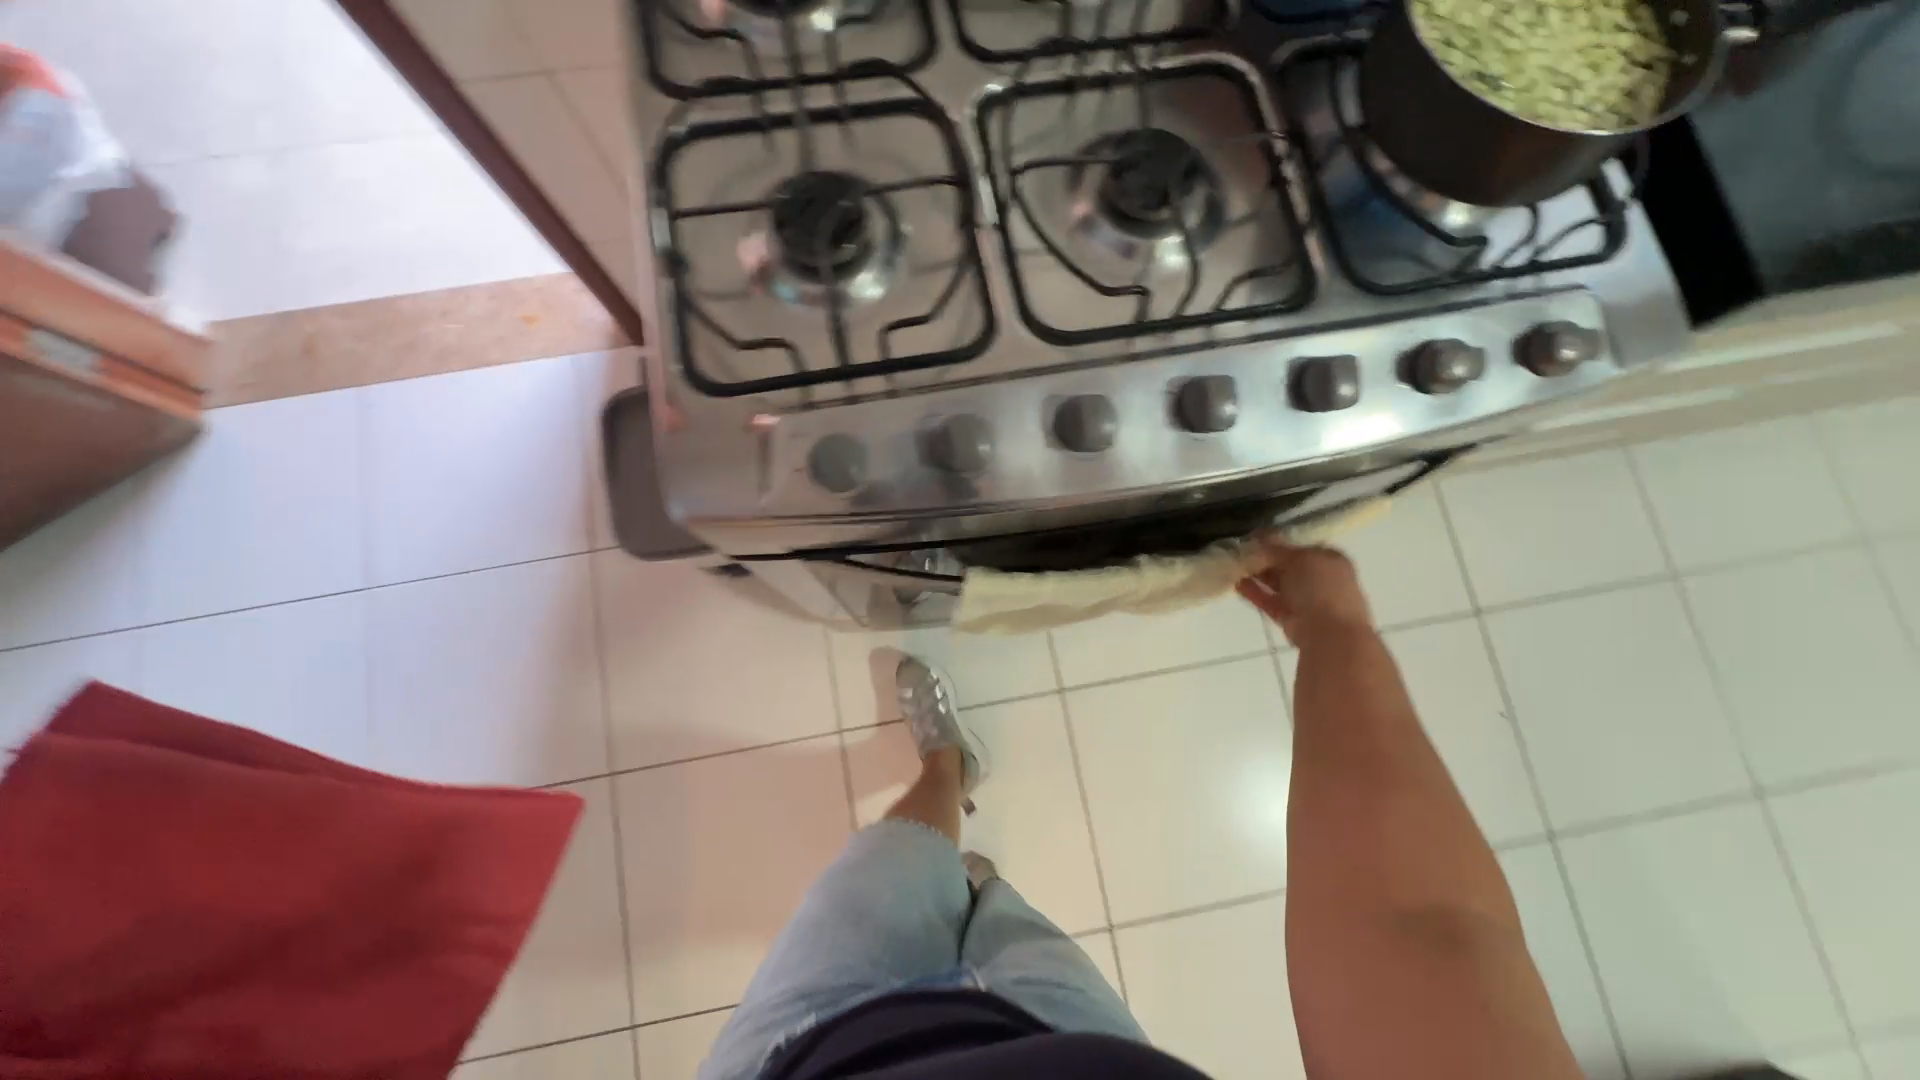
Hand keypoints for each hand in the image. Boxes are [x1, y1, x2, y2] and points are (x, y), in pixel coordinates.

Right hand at [1236, 540, 1374, 648]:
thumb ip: (1277, 548)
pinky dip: (1255, 592)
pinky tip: (1236, 584)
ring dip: (1257, 574)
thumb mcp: (1300, 559)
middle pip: (1287, 564)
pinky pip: (1270, 600)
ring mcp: (1305, 599)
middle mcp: (1319, 578)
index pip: (1301, 545)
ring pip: (1277, 582)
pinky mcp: (1290, 617)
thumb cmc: (1322, 589)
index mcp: (1329, 559)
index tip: (1253, 536)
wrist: (1330, 635)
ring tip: (1232, 564)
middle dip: (1264, 557)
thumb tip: (1259, 534)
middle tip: (1238, 550)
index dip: (1277, 540)